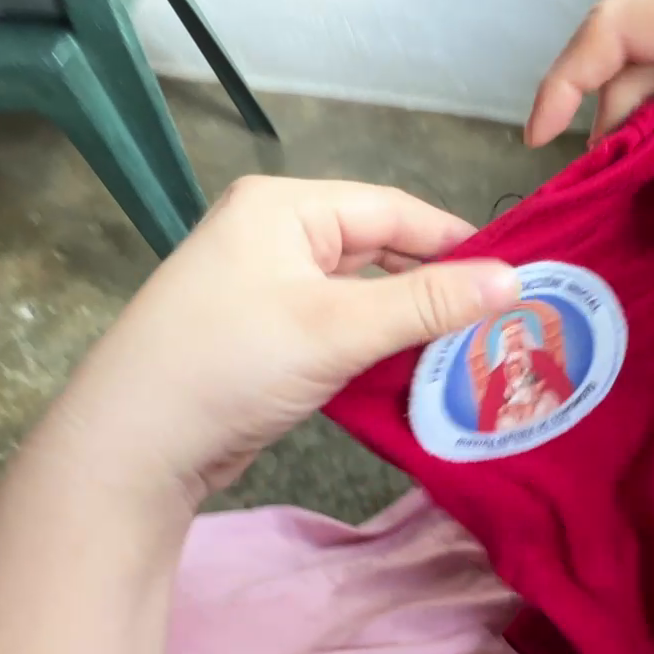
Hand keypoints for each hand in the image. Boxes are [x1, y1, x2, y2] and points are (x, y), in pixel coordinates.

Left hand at [47, 177, 517, 501]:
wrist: (137, 445)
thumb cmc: (234, 364)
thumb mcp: (338, 327)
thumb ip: (428, 302)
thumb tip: (515, 280)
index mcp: (285, 207)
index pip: (393, 210)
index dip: (457, 242)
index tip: (514, 277)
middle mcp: (276, 235)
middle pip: (379, 250)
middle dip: (435, 285)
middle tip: (494, 318)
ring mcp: (268, 286)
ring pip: (362, 293)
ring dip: (409, 320)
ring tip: (466, 346)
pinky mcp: (268, 333)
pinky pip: (340, 326)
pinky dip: (377, 344)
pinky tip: (413, 367)